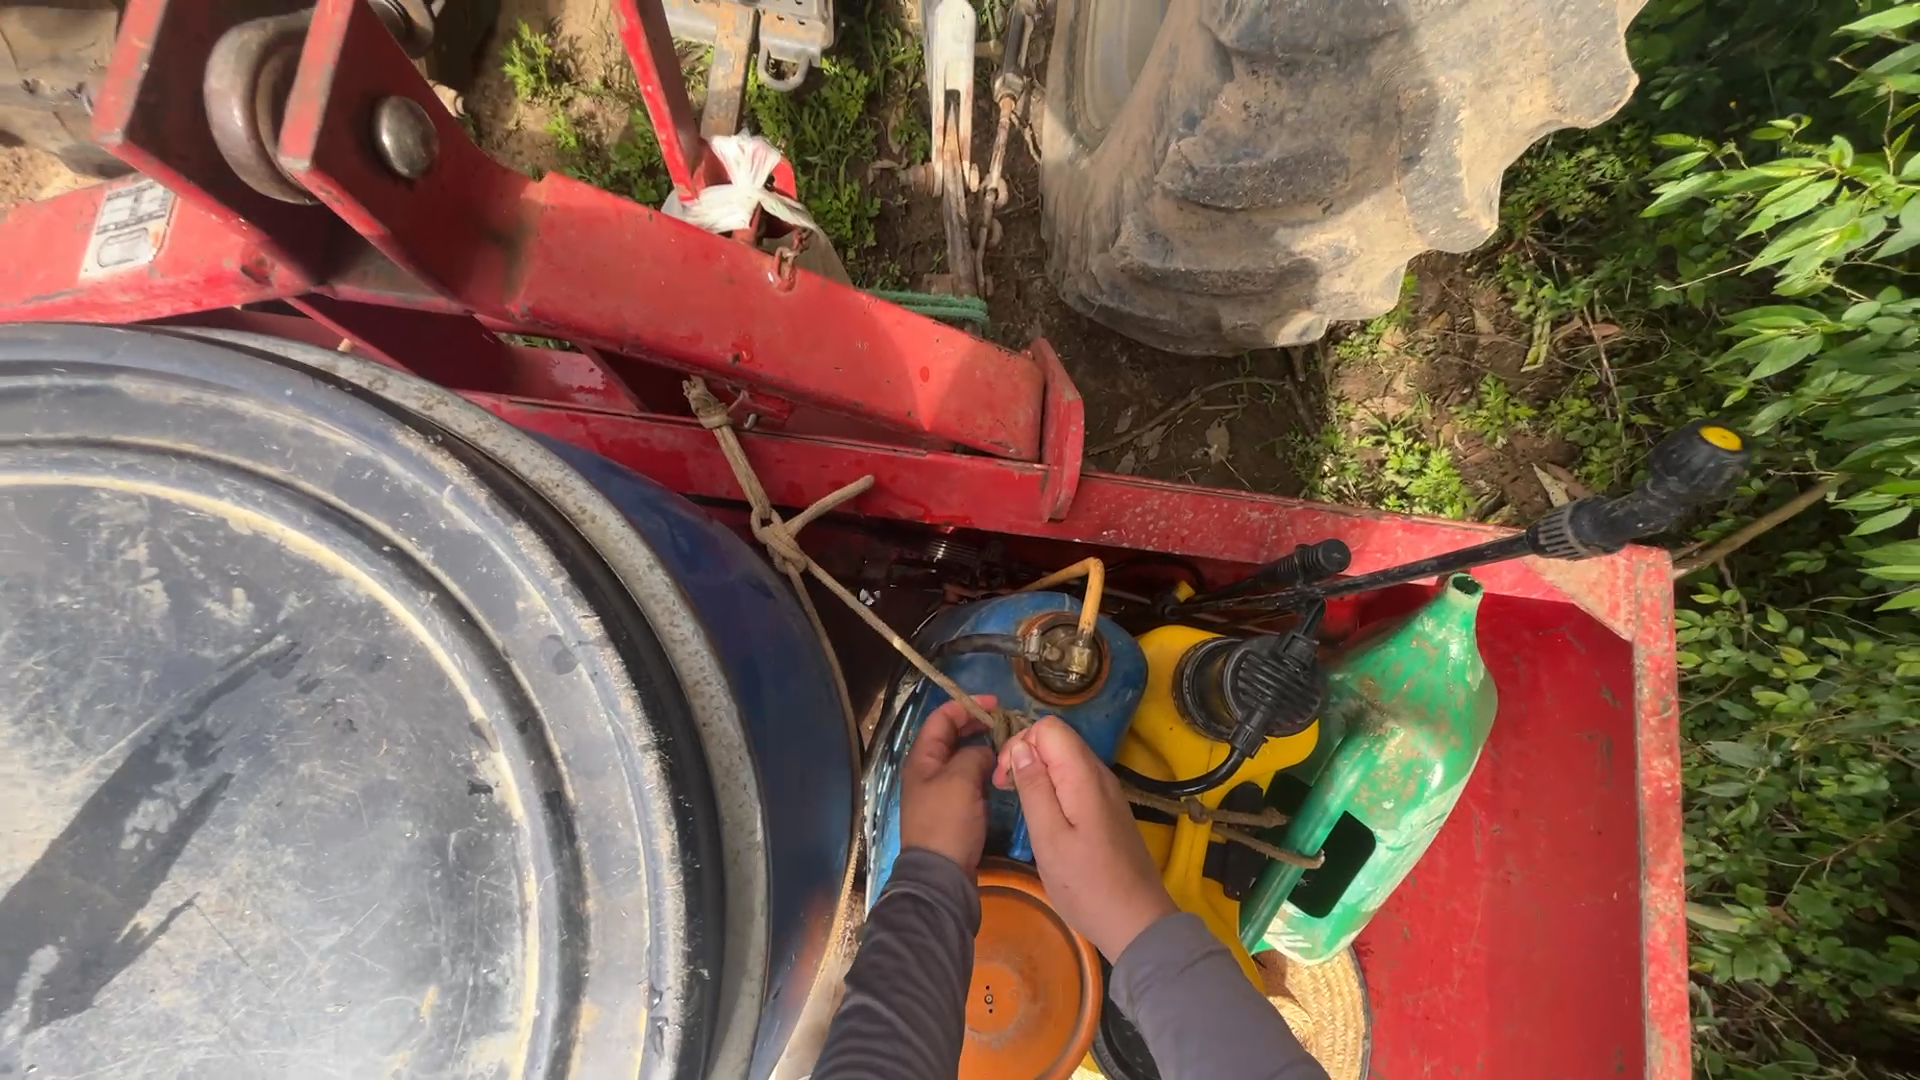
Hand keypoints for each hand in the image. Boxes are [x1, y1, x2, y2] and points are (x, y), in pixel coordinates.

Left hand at [900, 695, 997, 873]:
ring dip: (982, 748)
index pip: (941, 719)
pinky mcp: (953, 809)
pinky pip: (969, 779)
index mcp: (922, 758)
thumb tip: (985, 751)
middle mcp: (927, 771)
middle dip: (976, 725)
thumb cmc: (947, 821)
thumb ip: (974, 755)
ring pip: (961, 758)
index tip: (994, 703)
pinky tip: (1000, 771)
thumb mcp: (961, 780)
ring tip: (1007, 743)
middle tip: (1004, 721)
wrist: (941, 876)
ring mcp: (940, 791)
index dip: (966, 706)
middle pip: (951, 737)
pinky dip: (983, 770)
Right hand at [994, 717, 1176, 960]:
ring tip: (1022, 804)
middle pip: (1057, 739)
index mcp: (1083, 775)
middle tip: (1007, 791)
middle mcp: (1098, 773)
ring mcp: (1106, 790)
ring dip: (1038, 771)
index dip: (1020, 744)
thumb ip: (1034, 788)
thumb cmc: (1087, 883)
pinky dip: (1054, 786)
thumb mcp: (1049, 838)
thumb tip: (1021, 747)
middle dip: (1026, 755)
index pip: (1048, 727)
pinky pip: (1075, 778)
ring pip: (1065, 758)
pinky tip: (1045, 815)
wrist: (1137, 922)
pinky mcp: (1108, 807)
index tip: (1005, 779)